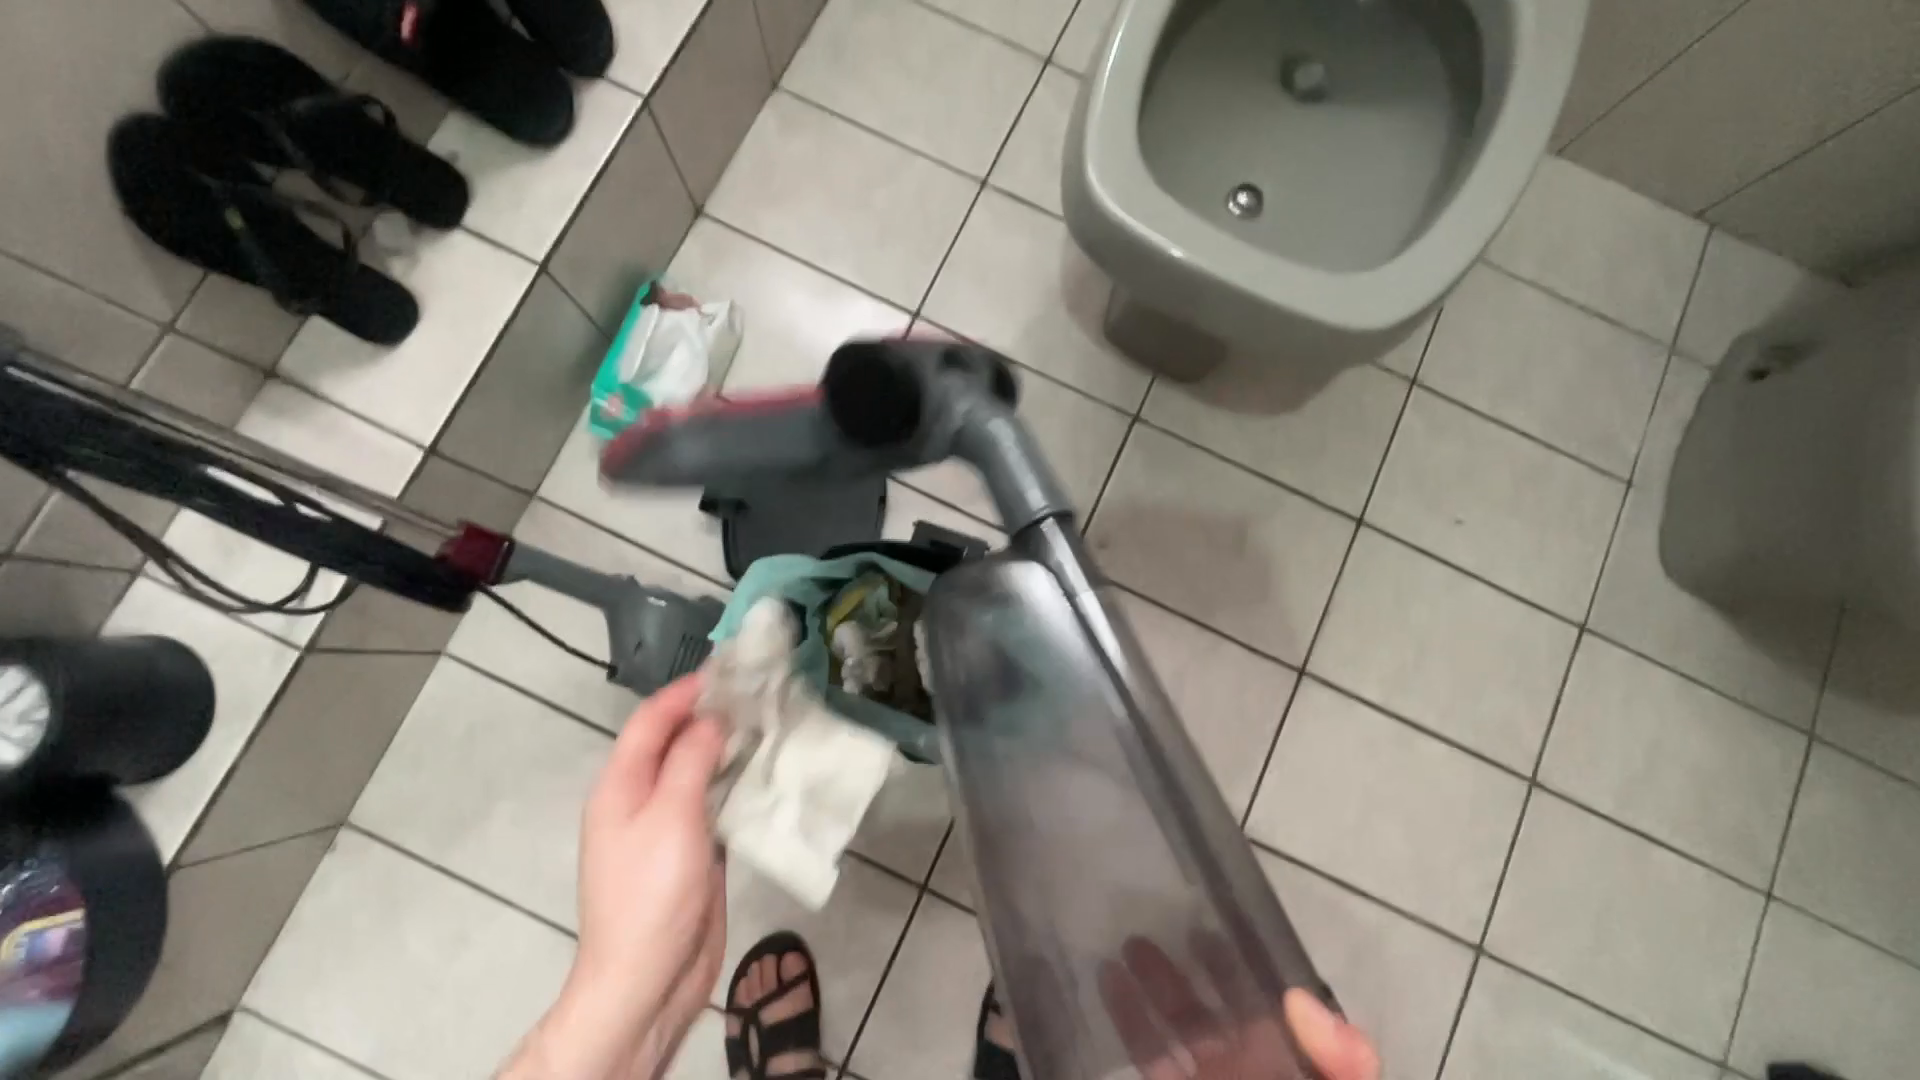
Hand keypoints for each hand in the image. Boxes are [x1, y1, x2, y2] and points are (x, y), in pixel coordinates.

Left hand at [500, 674, 728, 1079]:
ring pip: (699, 772)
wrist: (649, 978)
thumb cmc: (652, 892)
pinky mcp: (694, 850)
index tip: (729, 669)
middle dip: (712, 715)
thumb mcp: (670, 816)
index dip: (685, 692)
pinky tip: (768, 774)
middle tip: (760, 693)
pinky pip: (716, 804)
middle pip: (675, 742)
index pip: (651, 721)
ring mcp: (668, 826)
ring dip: (730, 748)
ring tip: (771, 724)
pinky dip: (738, 784)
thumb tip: (712, 718)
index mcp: (621, 785)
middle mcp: (640, 799)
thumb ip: (690, 760)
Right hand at [1100, 936, 1379, 1079]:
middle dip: (1176, 977)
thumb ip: (1343, 1069)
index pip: (1260, 1013)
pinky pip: (1148, 1063)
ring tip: (1116, 955)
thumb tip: (1302, 999)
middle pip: (1206, 1022)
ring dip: (1144, 1000)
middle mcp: (1240, 1079)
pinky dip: (1128, 1029)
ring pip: (1169, 1042)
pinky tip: (1105, 996)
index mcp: (1283, 1074)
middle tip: (1140, 932)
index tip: (1206, 926)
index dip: (1235, 971)